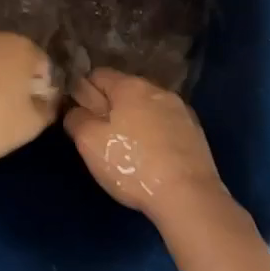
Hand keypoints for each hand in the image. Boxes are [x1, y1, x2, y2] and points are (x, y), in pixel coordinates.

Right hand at [64, 69, 224, 218]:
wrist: (188, 195)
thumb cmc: (132, 166)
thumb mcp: (90, 143)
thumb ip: (76, 119)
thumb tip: (75, 110)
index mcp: (129, 86)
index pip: (97, 75)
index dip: (83, 92)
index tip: (80, 116)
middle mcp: (157, 89)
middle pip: (124, 90)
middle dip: (110, 107)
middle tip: (102, 137)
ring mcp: (180, 109)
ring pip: (146, 107)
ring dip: (135, 120)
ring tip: (129, 149)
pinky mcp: (194, 130)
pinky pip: (165, 123)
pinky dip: (156, 133)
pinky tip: (153, 157)